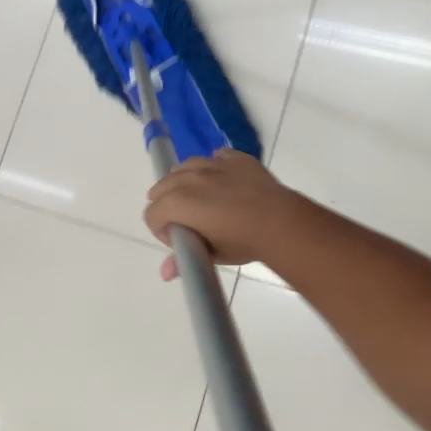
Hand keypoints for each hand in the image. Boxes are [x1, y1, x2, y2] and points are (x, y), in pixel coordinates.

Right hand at [145, 149, 311, 280]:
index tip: (179, 239)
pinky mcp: (235, 157)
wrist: (279, 220)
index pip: (152, 213)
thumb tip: (166, 272)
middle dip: (168, 203)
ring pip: (186, 167)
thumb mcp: (212, 254)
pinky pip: (215, 157)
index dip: (161, 229)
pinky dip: (214, 168)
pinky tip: (225, 183)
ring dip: (186, 182)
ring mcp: (213, 163)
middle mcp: (189, 178)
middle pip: (163, 186)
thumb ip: (184, 259)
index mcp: (177, 202)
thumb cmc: (241, 241)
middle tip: (188, 221)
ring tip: (203, 199)